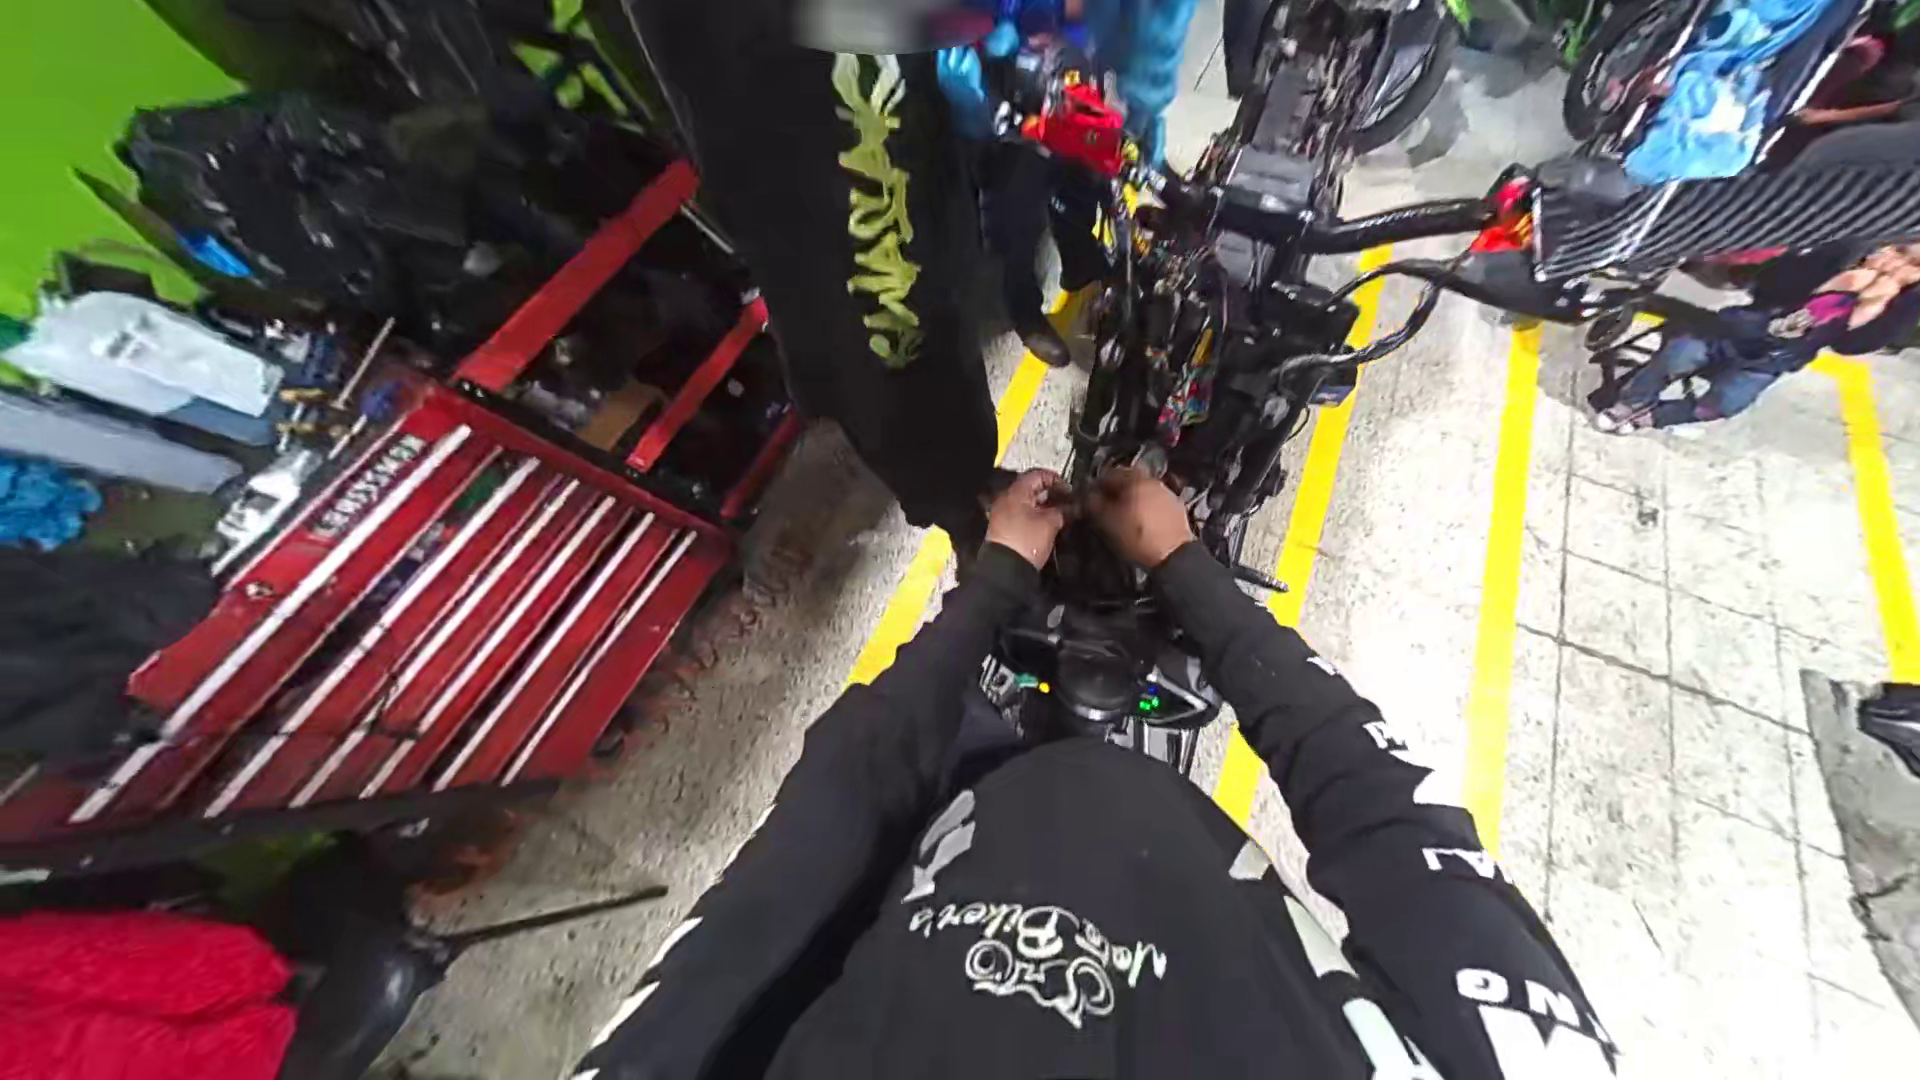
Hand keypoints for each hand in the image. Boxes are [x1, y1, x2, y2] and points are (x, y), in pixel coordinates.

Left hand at [985, 468, 1072, 567]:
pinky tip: (1049, 524)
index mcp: (1015, 493)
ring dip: (1045, 506)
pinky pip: (1023, 515)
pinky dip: (1036, 516)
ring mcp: (1004, 514)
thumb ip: (1062, 510)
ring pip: (1028, 503)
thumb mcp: (1050, 523)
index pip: (1037, 475)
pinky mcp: (1005, 528)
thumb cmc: (1027, 541)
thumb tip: (1071, 507)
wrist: (1006, 569)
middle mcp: (1007, 500)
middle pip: (1032, 489)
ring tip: (1062, 514)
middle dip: (1052, 494)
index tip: (1069, 490)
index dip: (1056, 480)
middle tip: (1067, 502)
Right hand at [1087, 465, 1191, 567]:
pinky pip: (1154, 503)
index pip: (1109, 474)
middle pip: (1128, 481)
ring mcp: (1167, 494)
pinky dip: (1145, 508)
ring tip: (1122, 516)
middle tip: (1105, 507)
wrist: (1172, 555)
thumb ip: (1094, 504)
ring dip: (1131, 499)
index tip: (1089, 497)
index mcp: (1135, 479)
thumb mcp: (1107, 521)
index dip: (1096, 485)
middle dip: (1114, 492)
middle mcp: (1153, 481)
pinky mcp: (1177, 508)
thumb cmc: (1136, 536)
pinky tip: (1140, 522)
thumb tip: (1087, 495)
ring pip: (1142, 491)